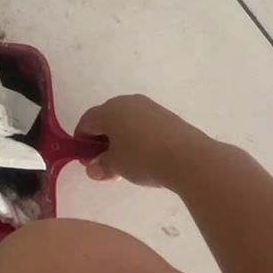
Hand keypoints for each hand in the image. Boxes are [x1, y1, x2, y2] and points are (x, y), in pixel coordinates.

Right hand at [75, 94, 221, 187]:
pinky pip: (145, 125)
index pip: (87, 122)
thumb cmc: (143, 157)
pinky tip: (147, 156)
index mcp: (109, 109)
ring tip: (128, 163)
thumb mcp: (116, 166)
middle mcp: (127, 102)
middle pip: (107, 120)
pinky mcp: (168, 116)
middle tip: (106, 163)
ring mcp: (149, 107)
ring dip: (122, 140)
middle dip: (103, 141)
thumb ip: (101, 166)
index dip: (82, 141)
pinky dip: (140, 138)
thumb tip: (93, 170)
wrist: (190, 158)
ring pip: (127, 122)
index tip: (86, 160)